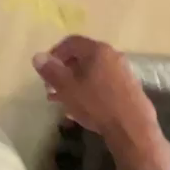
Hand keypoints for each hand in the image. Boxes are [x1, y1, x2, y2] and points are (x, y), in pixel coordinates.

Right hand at [32, 35, 166, 157]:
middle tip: (50, 87)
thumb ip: (51, 70)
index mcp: (97, 51)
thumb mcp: (67, 88)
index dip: (54, 53)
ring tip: (60, 99)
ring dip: (73, 82)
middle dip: (63, 71)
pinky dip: (87, 89)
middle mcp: (112, 56)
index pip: (71, 42)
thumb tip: (37, 56)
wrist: (131, 127)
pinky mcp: (128, 87)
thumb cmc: (96, 104)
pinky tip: (79, 107)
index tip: (44, 70)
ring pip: (91, 72)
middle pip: (82, 57)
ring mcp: (122, 71)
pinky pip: (101, 82)